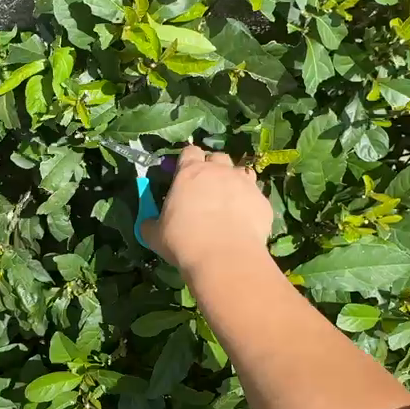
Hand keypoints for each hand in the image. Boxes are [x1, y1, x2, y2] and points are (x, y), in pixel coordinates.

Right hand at [139, 144, 274, 277]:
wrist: (223, 257)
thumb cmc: (183, 241)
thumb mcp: (156, 235)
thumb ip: (151, 224)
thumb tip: (147, 225)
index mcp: (190, 172)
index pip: (190, 151)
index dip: (188, 160)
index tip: (185, 174)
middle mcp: (220, 171)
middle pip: (218, 157)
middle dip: (214, 168)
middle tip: (207, 189)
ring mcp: (245, 184)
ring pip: (242, 172)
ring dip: (235, 182)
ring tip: (229, 202)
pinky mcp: (262, 202)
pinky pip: (256, 197)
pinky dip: (250, 205)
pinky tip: (245, 222)